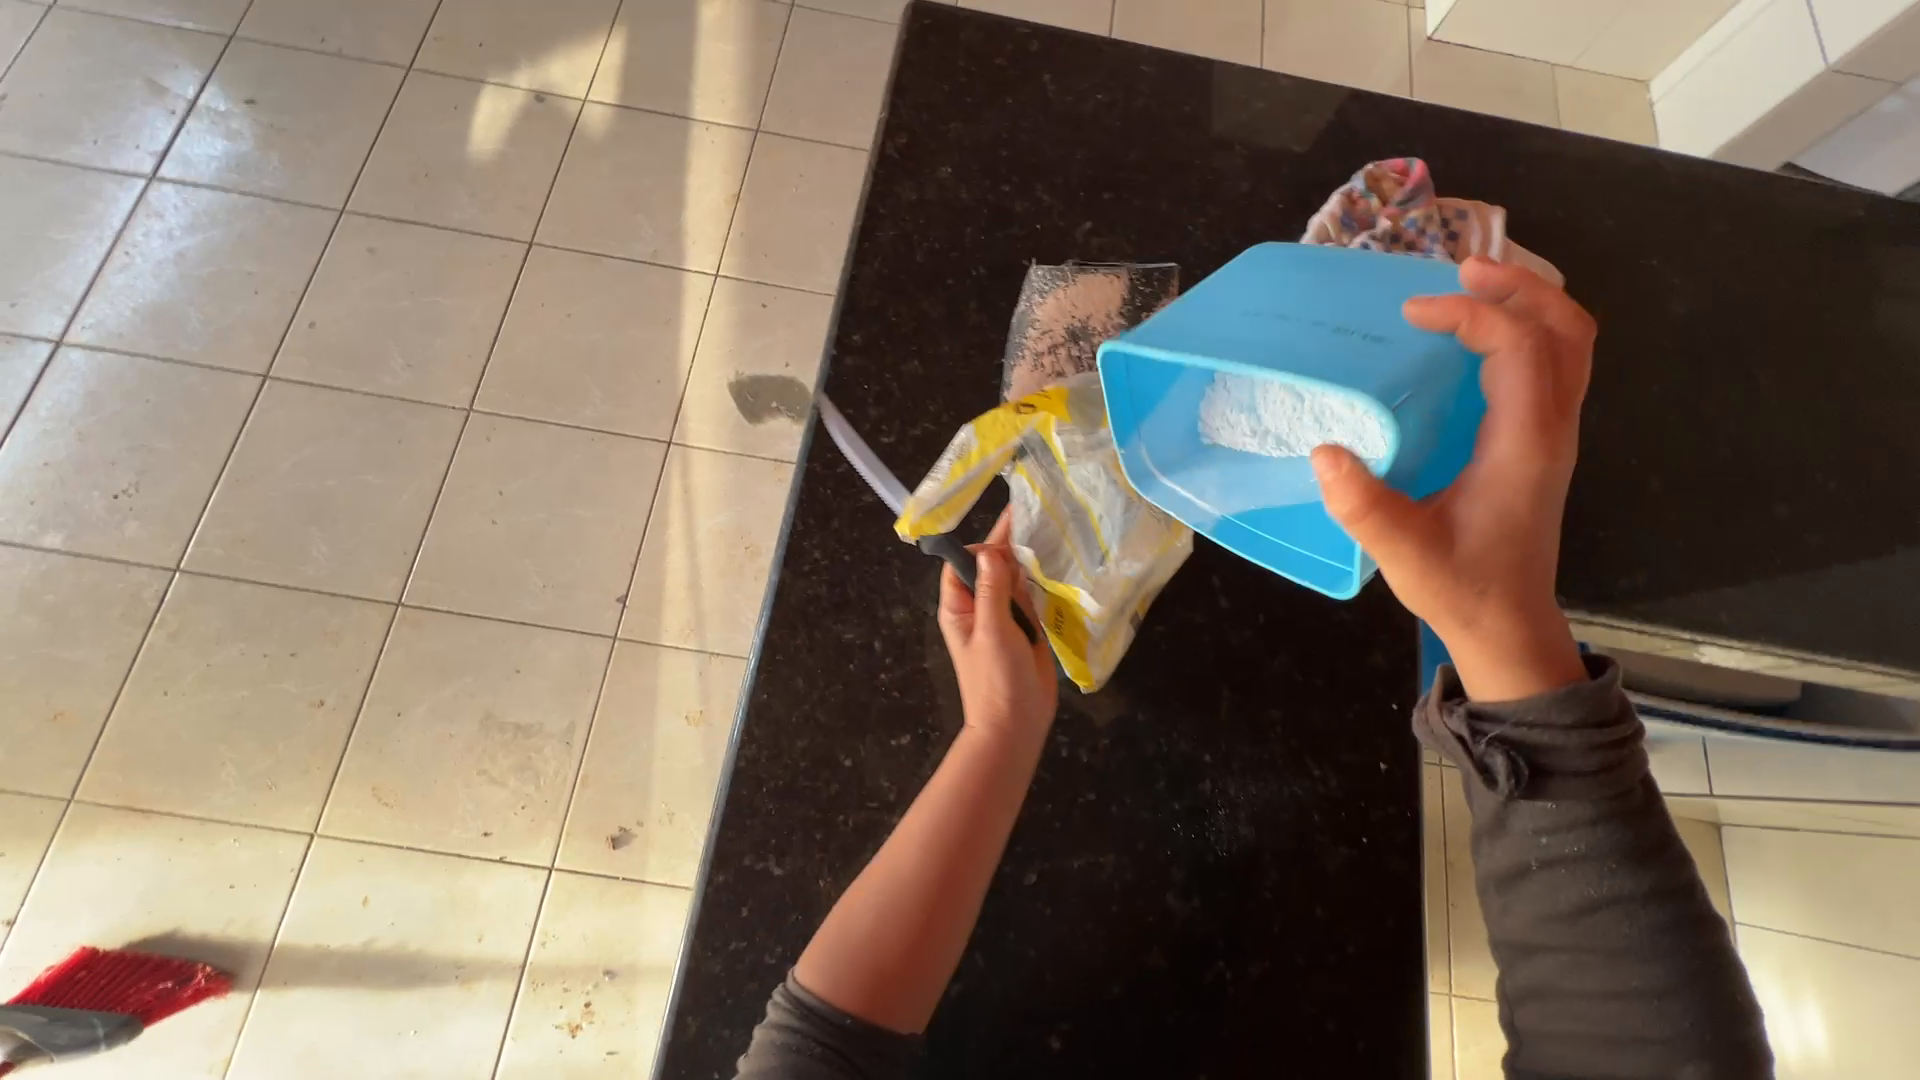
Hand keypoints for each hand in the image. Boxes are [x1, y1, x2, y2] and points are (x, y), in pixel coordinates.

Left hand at [937, 510, 1057, 738]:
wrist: (1016, 724)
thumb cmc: (995, 679)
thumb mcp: (992, 631)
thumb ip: (993, 590)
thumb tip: (993, 551)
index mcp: (959, 606)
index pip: (963, 563)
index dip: (982, 543)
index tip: (1009, 524)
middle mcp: (979, 606)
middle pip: (990, 566)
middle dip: (1008, 544)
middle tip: (1036, 512)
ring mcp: (1003, 615)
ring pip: (1012, 578)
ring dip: (1027, 558)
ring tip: (1051, 526)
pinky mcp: (1026, 626)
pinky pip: (1030, 594)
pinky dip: (1040, 578)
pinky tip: (1058, 559)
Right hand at [1311, 258, 1591, 701]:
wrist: (1506, 623)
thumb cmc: (1460, 586)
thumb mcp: (1404, 553)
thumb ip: (1365, 507)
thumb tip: (1323, 451)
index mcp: (1524, 445)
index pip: (1519, 349)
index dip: (1471, 316)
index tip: (1413, 312)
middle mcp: (1551, 429)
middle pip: (1568, 330)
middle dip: (1518, 288)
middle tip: (1458, 272)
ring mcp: (1553, 435)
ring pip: (1570, 345)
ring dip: (1529, 305)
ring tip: (1472, 290)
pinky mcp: (1539, 444)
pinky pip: (1554, 367)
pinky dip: (1526, 334)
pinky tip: (1477, 343)